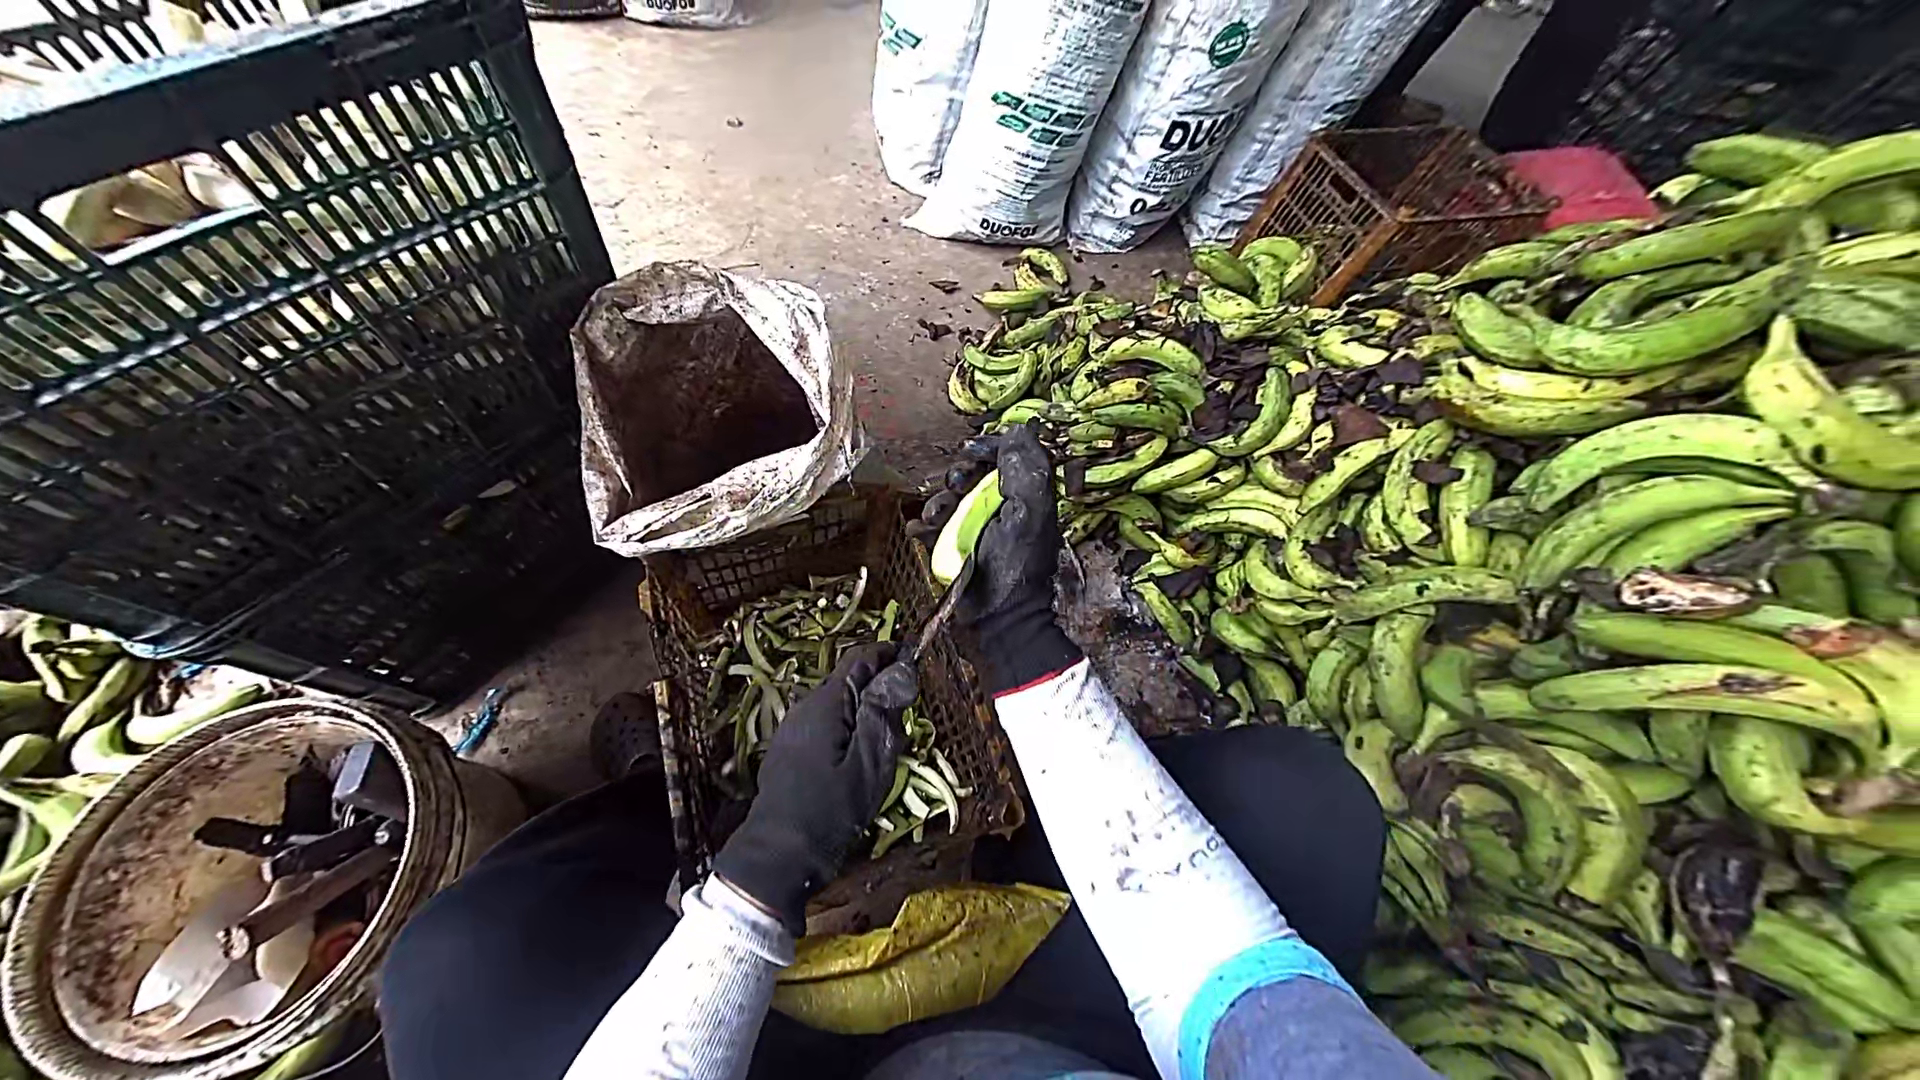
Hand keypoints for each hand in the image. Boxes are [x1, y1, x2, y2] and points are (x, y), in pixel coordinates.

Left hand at [713, 643, 916, 932]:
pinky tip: (861, 757)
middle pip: (849, 680)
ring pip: (840, 703)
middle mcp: (806, 706)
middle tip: (909, 708)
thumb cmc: (831, 808)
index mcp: (827, 702)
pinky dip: (850, 727)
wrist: (778, 854)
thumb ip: (883, 711)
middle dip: (881, 685)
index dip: (889, 652)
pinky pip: (827, 723)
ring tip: (890, 737)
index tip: (915, 656)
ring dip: (866, 709)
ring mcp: (794, 727)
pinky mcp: (791, 748)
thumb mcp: (869, 761)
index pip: (860, 658)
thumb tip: (901, 667)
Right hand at [949, 423, 1082, 694]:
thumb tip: (1019, 430)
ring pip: (952, 496)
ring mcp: (978, 526)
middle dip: (960, 474)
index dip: (990, 447)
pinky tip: (924, 530)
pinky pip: (936, 523)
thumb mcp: (1028, 515)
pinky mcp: (956, 544)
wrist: (998, 621)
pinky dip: (926, 524)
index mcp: (1027, 495)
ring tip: (938, 516)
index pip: (1009, 454)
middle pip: (975, 472)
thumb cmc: (1017, 572)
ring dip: (940, 500)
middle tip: (955, 486)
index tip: (973, 452)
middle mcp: (1003, 506)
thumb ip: (1025, 471)